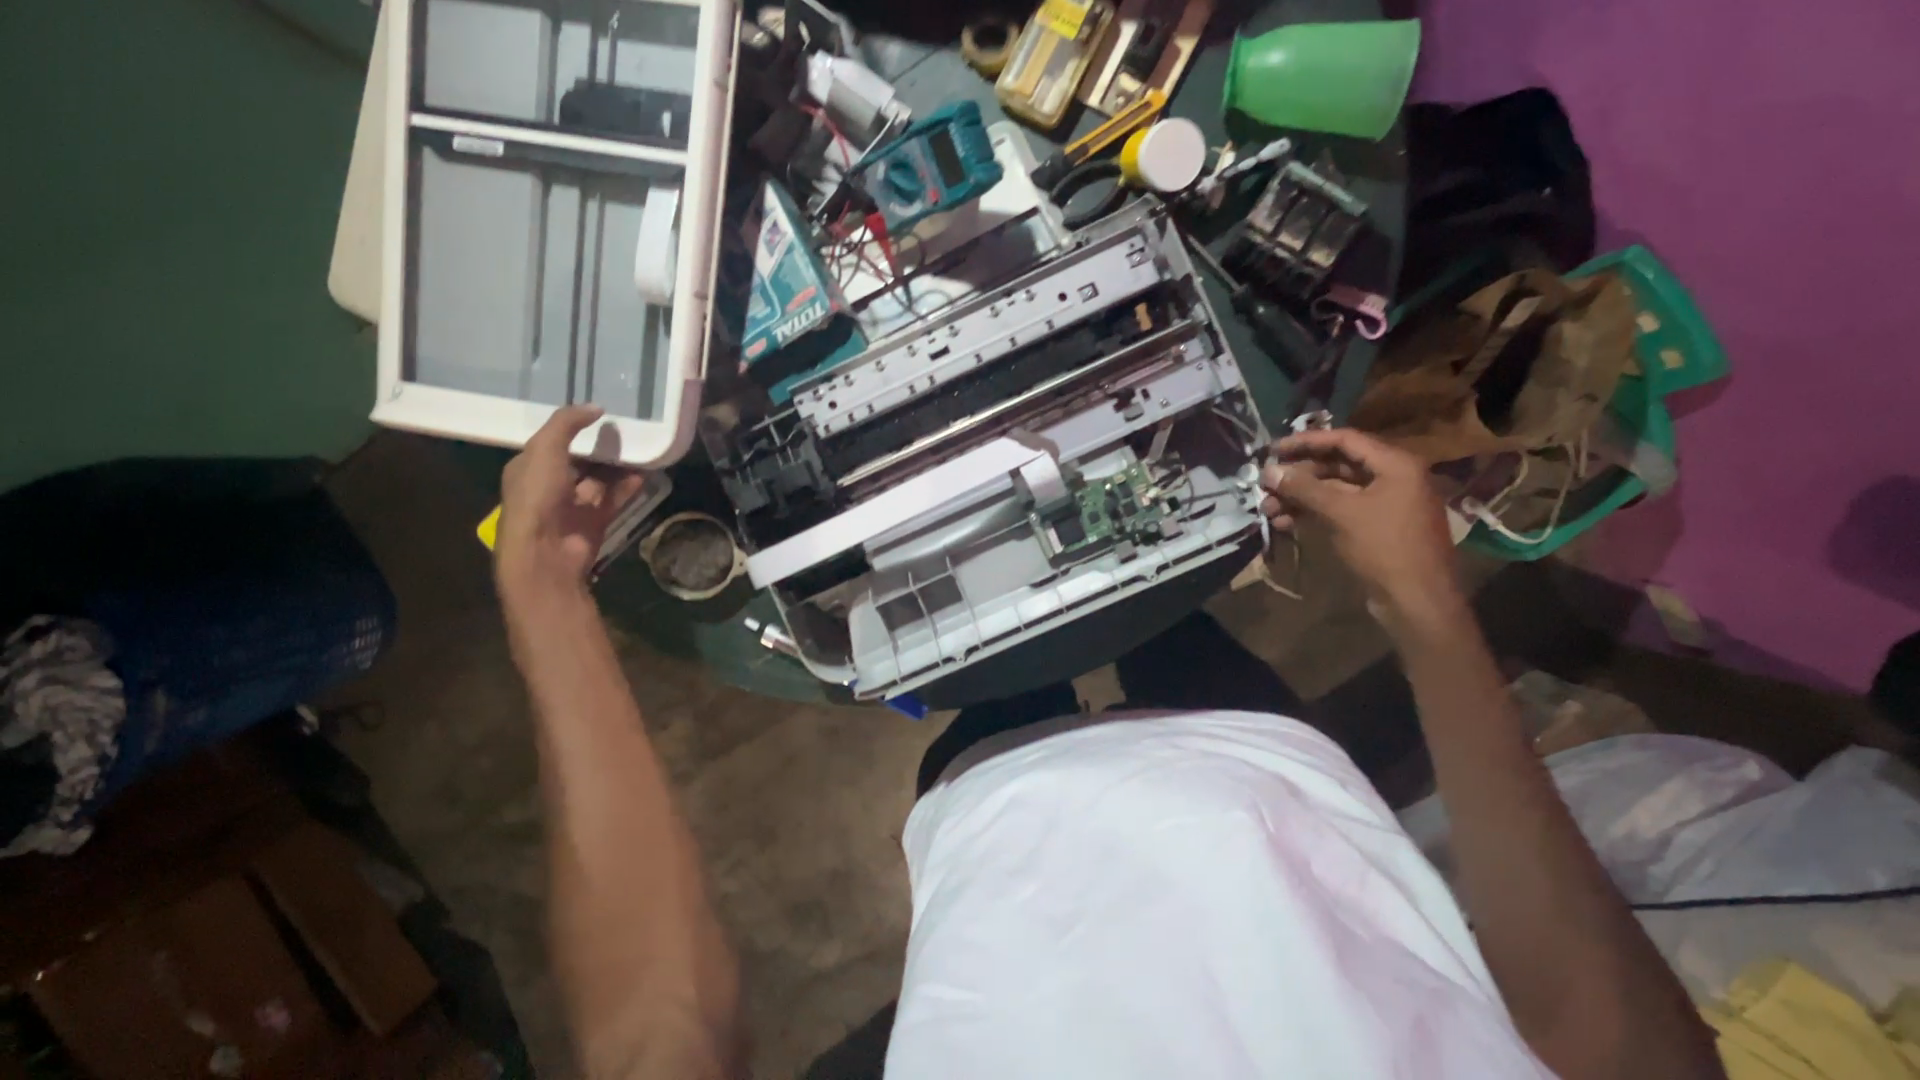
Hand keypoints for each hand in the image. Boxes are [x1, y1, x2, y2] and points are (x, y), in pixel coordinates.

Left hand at [496, 406, 643, 608]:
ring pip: (600, 479)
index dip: (572, 427)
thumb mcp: (545, 449)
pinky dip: (629, 485)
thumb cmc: (537, 495)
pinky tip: (646, 470)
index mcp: (529, 467)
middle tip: (627, 426)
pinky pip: (615, 498)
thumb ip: (567, 424)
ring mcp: (573, 505)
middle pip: (579, 460)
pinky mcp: (594, 520)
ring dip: (618, 465)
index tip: (598, 412)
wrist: (546, 551)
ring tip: (642, 445)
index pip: (551, 442)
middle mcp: (550, 485)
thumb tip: (596, 408)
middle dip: (600, 446)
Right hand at [1259, 428, 1465, 632]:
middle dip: (1300, 476)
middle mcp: (1392, 478)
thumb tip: (1268, 471)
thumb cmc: (1385, 548)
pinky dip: (1314, 514)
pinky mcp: (1375, 527)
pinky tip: (1286, 524)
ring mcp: (1385, 504)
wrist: (1417, 600)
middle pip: (1338, 465)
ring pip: (1335, 491)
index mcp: (1395, 464)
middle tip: (1266, 484)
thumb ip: (1305, 488)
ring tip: (1268, 510)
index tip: (1273, 449)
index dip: (1306, 442)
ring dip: (1301, 498)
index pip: (1345, 439)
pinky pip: (1341, 511)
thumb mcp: (1342, 513)